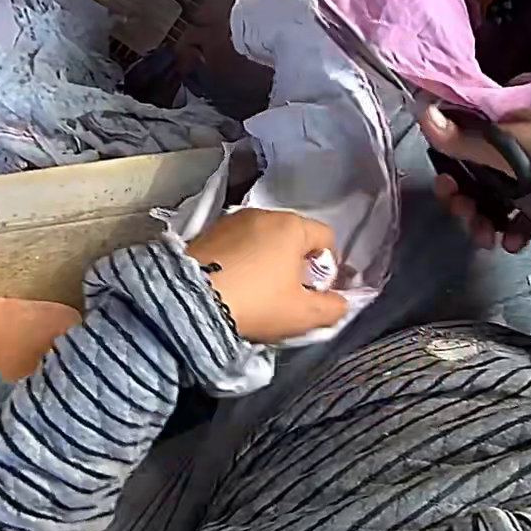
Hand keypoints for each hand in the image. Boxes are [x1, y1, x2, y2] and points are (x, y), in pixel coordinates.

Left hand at [186, 209, 348, 341]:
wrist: (190, 302)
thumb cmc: (257, 303)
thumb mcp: (304, 315)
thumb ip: (333, 308)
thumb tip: (341, 302)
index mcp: (293, 227)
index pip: (326, 237)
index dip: (329, 265)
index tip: (317, 290)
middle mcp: (264, 214)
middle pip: (294, 236)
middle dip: (297, 262)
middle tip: (288, 293)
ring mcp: (232, 220)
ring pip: (264, 238)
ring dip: (268, 259)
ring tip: (258, 289)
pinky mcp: (206, 231)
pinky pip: (237, 243)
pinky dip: (242, 259)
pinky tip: (234, 283)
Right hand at [418, 104, 530, 253]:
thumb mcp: (507, 147)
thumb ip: (465, 140)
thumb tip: (422, 113)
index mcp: (506, 136)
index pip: (467, 152)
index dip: (451, 171)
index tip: (446, 186)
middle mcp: (517, 160)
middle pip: (478, 185)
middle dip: (466, 204)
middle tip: (466, 215)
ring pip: (496, 208)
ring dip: (484, 224)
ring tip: (487, 238)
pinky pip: (522, 224)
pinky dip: (513, 234)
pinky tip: (513, 242)